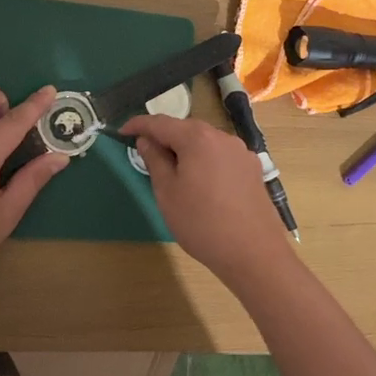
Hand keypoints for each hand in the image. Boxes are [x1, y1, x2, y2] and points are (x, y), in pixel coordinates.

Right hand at [122, 114, 294, 287]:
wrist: (253, 253)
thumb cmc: (201, 223)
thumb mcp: (167, 193)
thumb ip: (155, 160)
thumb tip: (147, 140)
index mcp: (198, 138)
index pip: (161, 122)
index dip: (139, 125)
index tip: (122, 132)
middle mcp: (223, 137)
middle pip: (187, 129)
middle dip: (165, 137)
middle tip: (147, 154)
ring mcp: (242, 153)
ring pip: (206, 143)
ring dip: (187, 150)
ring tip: (174, 171)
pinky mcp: (253, 169)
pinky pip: (222, 156)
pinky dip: (206, 161)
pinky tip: (203, 183)